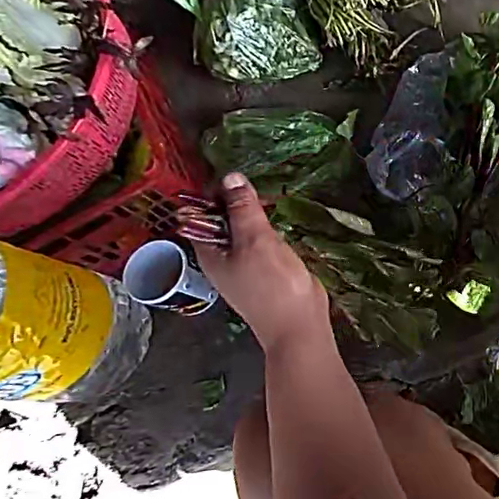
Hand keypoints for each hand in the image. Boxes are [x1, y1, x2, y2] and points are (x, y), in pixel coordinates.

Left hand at [189, 173, 329, 350]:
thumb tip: (231, 177)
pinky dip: (269, 228)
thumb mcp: (256, 241)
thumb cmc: (272, 285)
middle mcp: (222, 256)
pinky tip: (283, 218)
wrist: (298, 324)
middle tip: (256, 179)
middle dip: (236, 200)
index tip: (233, 174)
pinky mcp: (267, 268)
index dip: (212, 192)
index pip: (200, 213)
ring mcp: (245, 263)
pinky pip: (262, 241)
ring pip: (244, 230)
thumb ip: (244, 209)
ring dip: (254, 214)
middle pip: (223, 220)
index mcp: (209, 251)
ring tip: (269, 192)